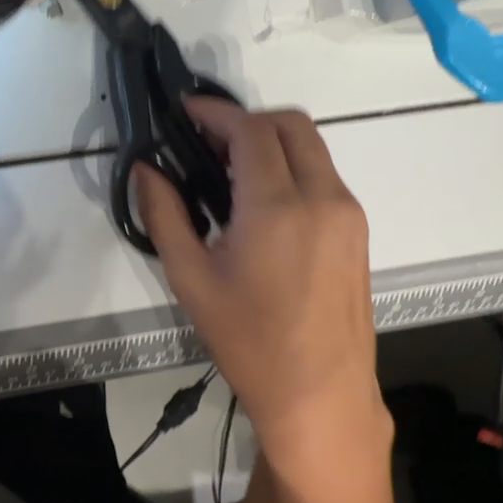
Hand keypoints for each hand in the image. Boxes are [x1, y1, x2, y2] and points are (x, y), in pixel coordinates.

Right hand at [136, 99, 384, 459]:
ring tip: (224, 172)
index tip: (184, 111)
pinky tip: (256, 202)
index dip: (215, 112)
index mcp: (278, 207)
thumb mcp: (189, 276)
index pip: (251, 131)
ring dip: (270, 143)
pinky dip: (289, 168)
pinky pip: (323, 176)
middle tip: (204, 140)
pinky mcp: (356, 231)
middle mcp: (323, 198)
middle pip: (292, 124)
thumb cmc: (245, 337)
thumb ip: (164, 213)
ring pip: (312, 148)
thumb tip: (146, 169)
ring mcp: (348, 213)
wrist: (318, 390)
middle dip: (246, 119)